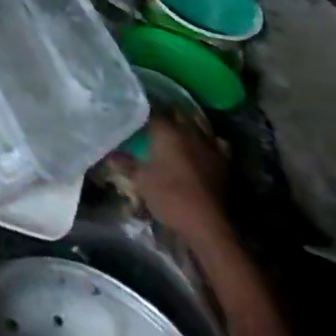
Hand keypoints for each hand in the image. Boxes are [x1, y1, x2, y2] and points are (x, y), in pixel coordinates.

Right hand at [116, 115, 229, 236]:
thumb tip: (110, 155)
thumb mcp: (141, 180)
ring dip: (191, 122)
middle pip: (178, 114)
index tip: (134, 111)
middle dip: (167, 113)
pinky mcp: (225, 163)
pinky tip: (206, 145)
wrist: (208, 224)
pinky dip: (212, 141)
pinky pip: (219, 143)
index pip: (152, 112)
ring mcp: (210, 147)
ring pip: (201, 124)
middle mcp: (189, 133)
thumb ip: (126, 164)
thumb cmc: (170, 196)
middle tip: (155, 117)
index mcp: (167, 131)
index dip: (143, 111)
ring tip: (181, 125)